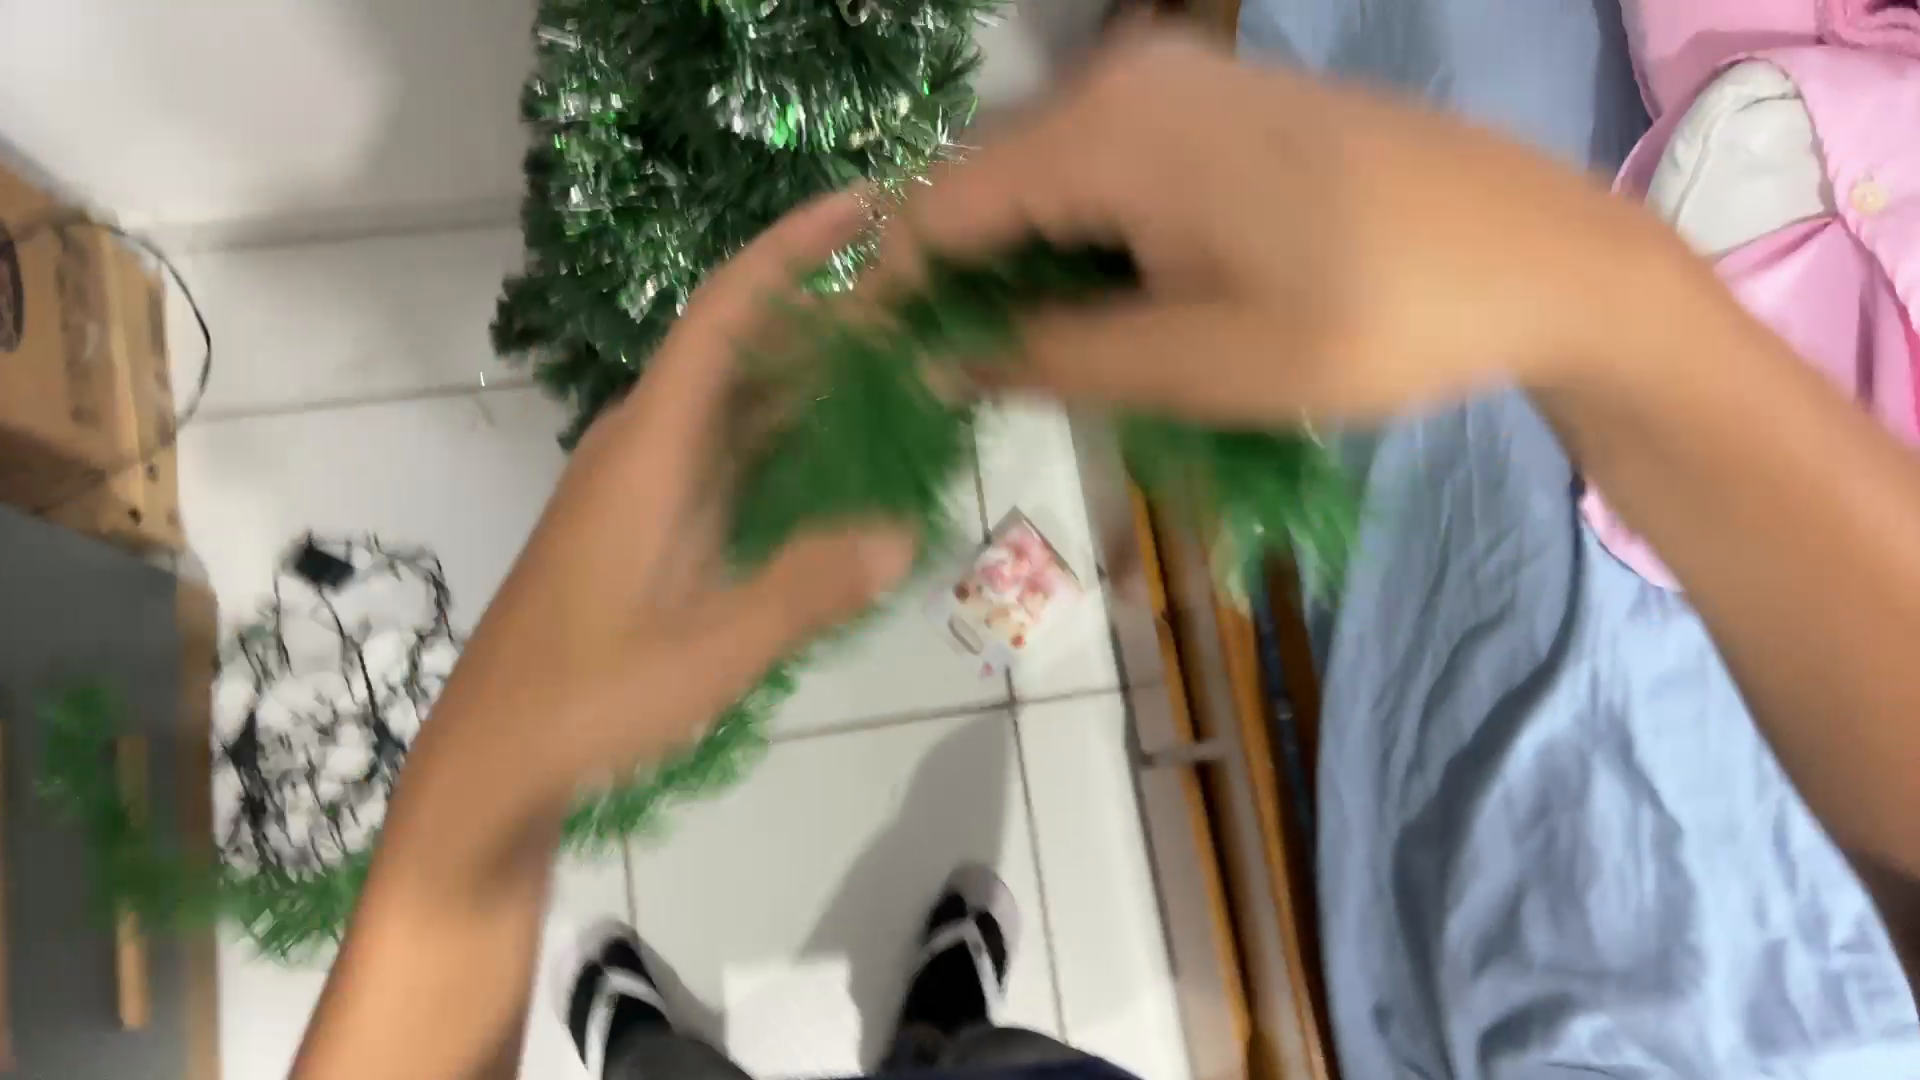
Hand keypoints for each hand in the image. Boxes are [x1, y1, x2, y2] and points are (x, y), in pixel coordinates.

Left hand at [415, 190, 915, 822]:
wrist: (502, 755)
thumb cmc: (591, 698)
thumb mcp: (709, 653)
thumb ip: (805, 590)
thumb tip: (900, 533)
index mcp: (652, 449)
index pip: (727, 316)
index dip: (794, 252)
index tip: (869, 211)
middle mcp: (652, 446)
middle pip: (747, 351)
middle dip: (832, 318)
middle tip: (924, 307)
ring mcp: (655, 484)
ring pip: (747, 406)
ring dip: (820, 383)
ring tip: (906, 370)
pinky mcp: (662, 520)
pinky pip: (743, 457)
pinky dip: (800, 444)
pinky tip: (852, 460)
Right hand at [879, 35, 1681, 421]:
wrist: (1542, 260)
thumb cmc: (1368, 323)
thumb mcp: (1192, 364)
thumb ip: (1051, 358)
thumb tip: (944, 364)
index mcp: (1107, 134)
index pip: (940, 209)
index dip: (892, 290)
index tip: (874, 366)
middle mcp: (1124, 83)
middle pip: (983, 189)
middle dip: (952, 285)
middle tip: (952, 379)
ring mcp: (1170, 87)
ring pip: (1037, 185)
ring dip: (1013, 272)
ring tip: (1018, 358)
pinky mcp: (1208, 112)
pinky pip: (1095, 176)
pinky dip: (1069, 246)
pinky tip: (1088, 306)